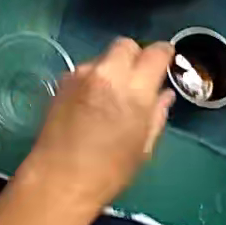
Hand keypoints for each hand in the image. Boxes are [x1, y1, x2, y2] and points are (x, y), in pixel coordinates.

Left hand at [15, 38, 175, 214]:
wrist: (58, 179)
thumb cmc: (110, 171)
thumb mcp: (144, 146)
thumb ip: (157, 112)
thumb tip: (164, 93)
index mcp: (134, 89)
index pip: (155, 53)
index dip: (164, 53)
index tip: (167, 59)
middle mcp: (108, 73)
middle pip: (126, 45)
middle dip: (136, 55)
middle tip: (138, 77)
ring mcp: (81, 73)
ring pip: (104, 56)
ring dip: (113, 67)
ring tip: (112, 95)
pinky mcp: (63, 80)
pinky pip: (86, 69)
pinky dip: (94, 78)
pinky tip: (91, 102)